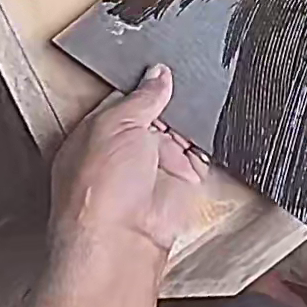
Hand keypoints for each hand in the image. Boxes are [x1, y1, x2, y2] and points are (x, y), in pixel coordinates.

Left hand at [50, 63, 207, 257]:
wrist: (123, 238)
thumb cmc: (100, 186)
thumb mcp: (117, 123)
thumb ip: (142, 97)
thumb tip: (158, 74)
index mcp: (99, 132)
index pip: (127, 99)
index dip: (146, 85)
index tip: (165, 67)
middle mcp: (125, 149)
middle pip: (157, 114)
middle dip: (173, 104)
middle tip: (186, 88)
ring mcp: (153, 166)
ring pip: (180, 133)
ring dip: (190, 124)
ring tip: (199, 109)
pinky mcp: (179, 182)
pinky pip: (198, 156)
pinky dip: (205, 147)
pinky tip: (208, 133)